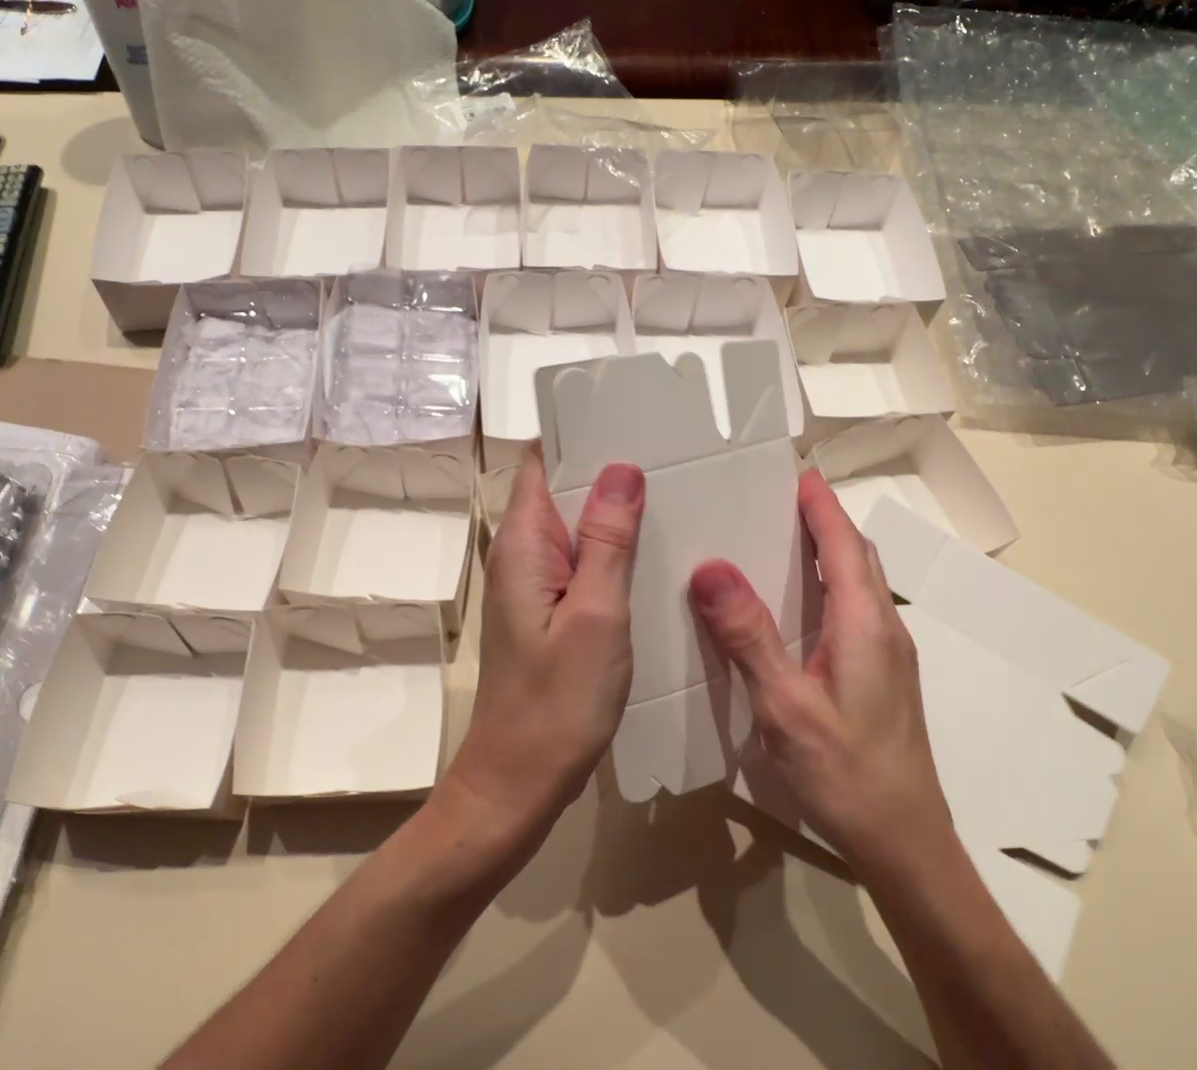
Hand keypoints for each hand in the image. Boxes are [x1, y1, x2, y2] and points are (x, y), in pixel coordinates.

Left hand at [447, 447, 645, 837]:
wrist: (519, 779)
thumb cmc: (557, 701)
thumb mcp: (595, 615)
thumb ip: (606, 541)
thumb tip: (619, 468)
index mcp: (523, 545)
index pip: (540, 463)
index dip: (579, 435)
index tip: (634, 416)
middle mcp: (521, 557)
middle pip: (559, 491)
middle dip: (608, 470)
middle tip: (675, 456)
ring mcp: (532, 589)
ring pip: (574, 530)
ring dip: (614, 513)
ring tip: (677, 496)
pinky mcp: (547, 616)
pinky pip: (580, 566)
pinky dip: (612, 553)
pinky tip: (655, 557)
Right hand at [689, 469, 951, 868]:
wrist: (903, 840)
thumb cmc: (845, 771)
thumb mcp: (785, 704)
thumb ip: (749, 636)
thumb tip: (711, 567)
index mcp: (865, 624)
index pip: (846, 545)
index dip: (821, 505)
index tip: (795, 471)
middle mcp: (884, 631)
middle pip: (859, 559)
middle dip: (826, 521)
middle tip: (779, 499)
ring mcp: (888, 658)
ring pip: (860, 587)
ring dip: (830, 554)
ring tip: (782, 541)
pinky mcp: (883, 681)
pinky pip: (855, 614)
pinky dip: (829, 589)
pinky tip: (797, 611)